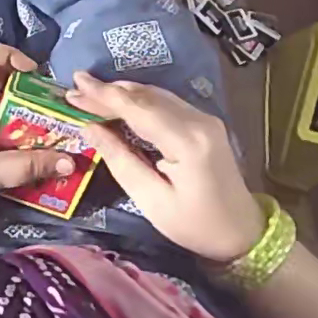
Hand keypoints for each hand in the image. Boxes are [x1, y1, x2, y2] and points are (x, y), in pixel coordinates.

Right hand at [65, 72, 264, 262]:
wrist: (242, 232)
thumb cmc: (194, 225)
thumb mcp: (151, 199)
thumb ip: (120, 159)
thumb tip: (90, 128)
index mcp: (186, 142)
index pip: (138, 108)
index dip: (103, 95)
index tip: (75, 85)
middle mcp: (198, 121)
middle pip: (146, 97)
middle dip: (108, 91)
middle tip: (75, 88)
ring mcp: (204, 119)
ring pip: (156, 95)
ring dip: (122, 93)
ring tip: (90, 92)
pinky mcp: (204, 123)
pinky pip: (165, 103)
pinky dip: (139, 100)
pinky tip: (119, 101)